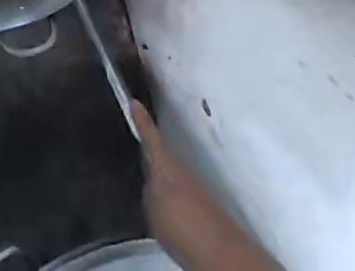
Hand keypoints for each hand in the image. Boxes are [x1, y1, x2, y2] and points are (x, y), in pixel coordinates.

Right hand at [133, 102, 284, 270]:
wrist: (220, 252)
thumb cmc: (180, 223)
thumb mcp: (153, 209)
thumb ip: (149, 193)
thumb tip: (151, 185)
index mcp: (165, 165)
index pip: (151, 137)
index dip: (142, 121)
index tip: (135, 102)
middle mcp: (181, 170)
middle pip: (163, 152)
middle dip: (151, 146)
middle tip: (137, 138)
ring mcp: (194, 186)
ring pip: (172, 171)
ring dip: (161, 171)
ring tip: (146, 174)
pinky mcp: (202, 204)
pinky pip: (180, 190)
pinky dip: (171, 192)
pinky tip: (165, 206)